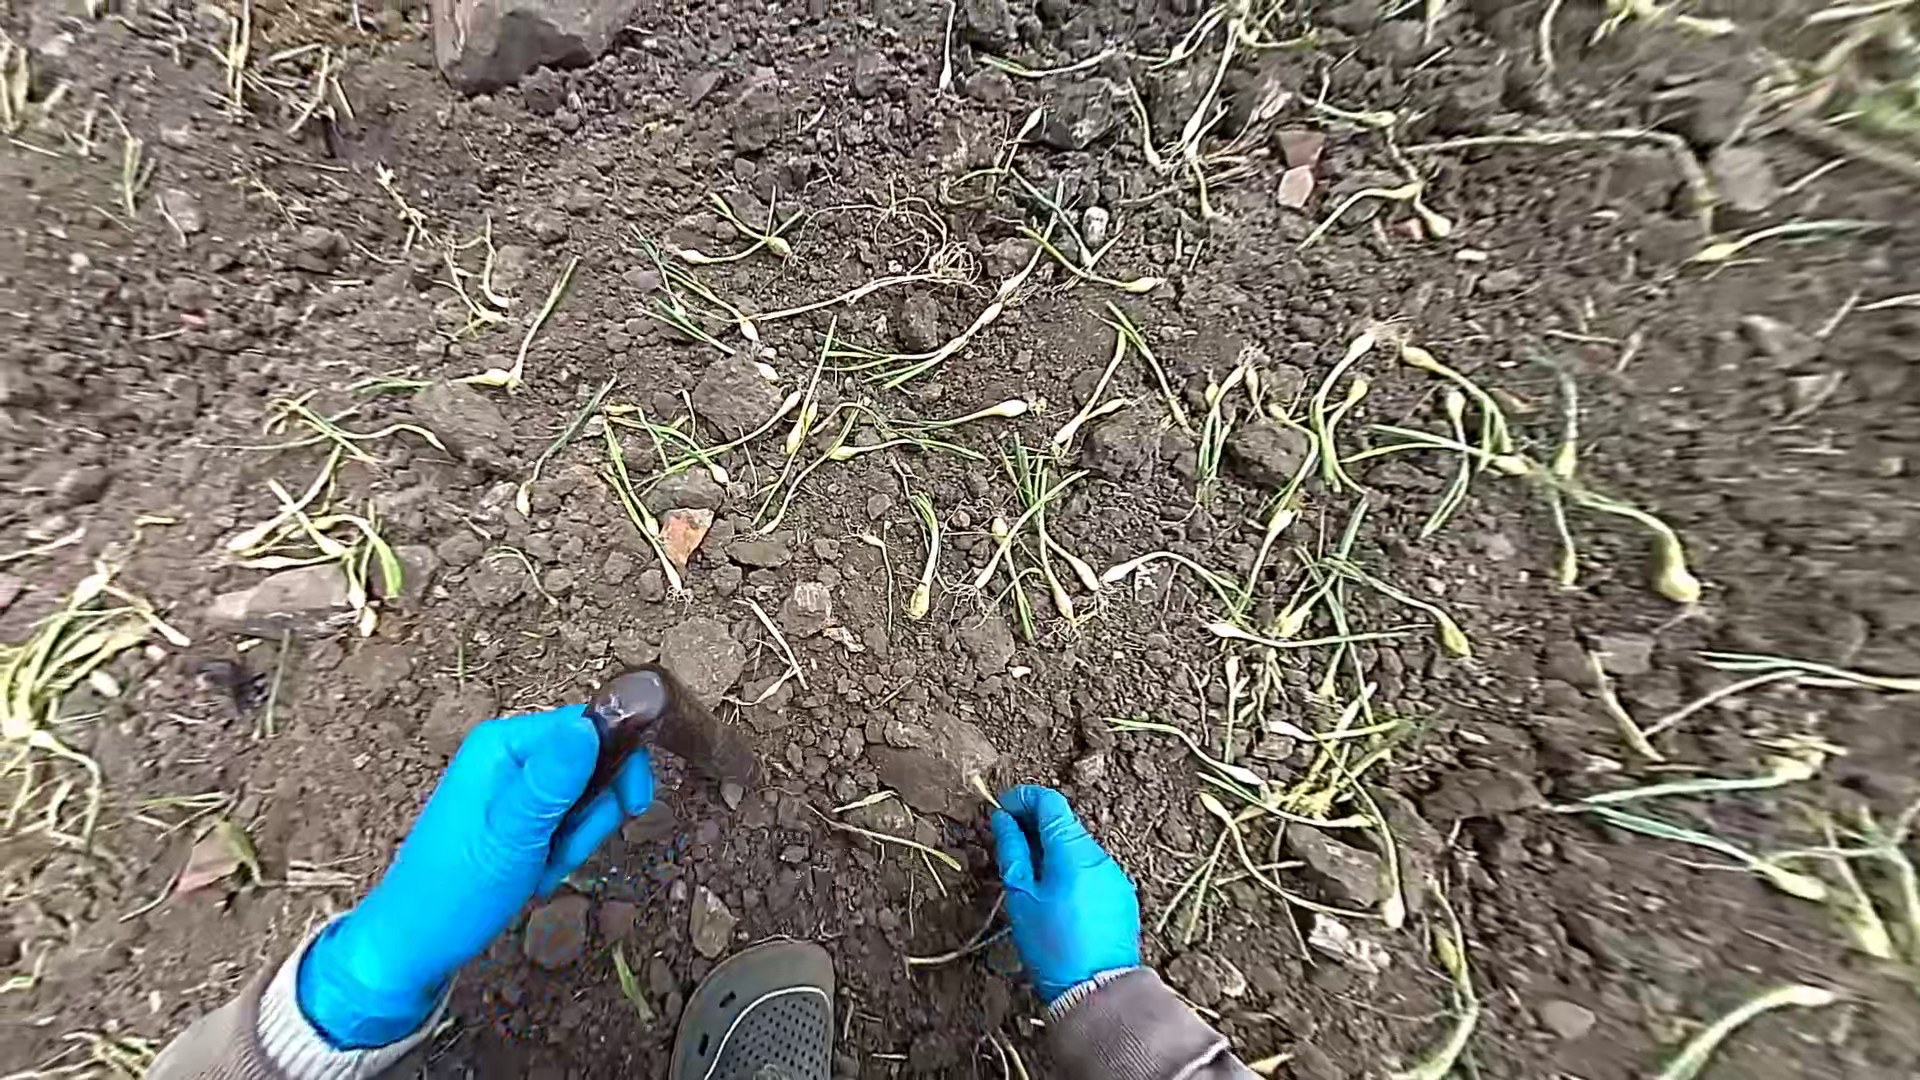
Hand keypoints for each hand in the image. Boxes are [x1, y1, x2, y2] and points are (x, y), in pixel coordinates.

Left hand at [297, 705, 653, 1047]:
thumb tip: (590, 724)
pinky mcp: (525, 805)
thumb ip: (552, 778)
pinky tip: (545, 867)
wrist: (410, 954)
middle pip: (598, 757)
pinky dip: (572, 841)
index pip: (594, 725)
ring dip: (584, 832)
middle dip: (597, 809)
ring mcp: (520, 778)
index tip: (630, 807)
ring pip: (593, 788)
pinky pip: (576, 810)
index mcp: (505, 742)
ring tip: (550, 864)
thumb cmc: (453, 894)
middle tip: (570, 848)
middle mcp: (514, 750)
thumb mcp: (511, 834)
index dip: (620, 764)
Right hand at [990, 785, 1140, 1003]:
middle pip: (1063, 822)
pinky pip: (1090, 866)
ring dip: (1051, 847)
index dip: (1022, 798)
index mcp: (1073, 851)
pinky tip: (1054, 891)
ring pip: (1075, 845)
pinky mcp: (1121, 893)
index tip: (1002, 810)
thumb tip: (1002, 818)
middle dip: (1033, 824)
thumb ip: (1012, 849)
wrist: (1099, 997)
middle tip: (1008, 841)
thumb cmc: (1053, 948)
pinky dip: (1069, 866)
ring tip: (1028, 873)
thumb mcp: (1021, 895)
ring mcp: (1113, 874)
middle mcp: (1098, 855)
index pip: (1049, 801)